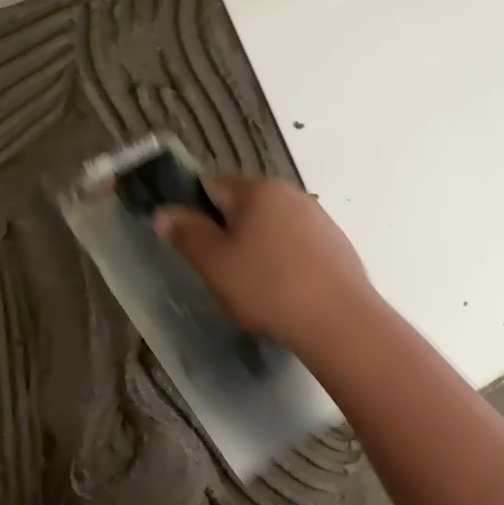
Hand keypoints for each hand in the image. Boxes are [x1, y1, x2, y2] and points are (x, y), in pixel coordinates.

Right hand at [155, 175, 376, 348]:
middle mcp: (289, 192)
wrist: (338, 320)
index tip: (196, 246)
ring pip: (271, 225)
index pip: (212, 184)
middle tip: (221, 271)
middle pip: (244, 205)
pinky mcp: (335, 243)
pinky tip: (284, 291)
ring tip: (254, 286)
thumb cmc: (267, 287)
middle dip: (228, 232)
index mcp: (257, 190)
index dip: (196, 212)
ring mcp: (317, 217)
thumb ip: (187, 234)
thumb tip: (164, 212)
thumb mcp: (214, 264)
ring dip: (256, 247)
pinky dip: (283, 260)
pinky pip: (296, 244)